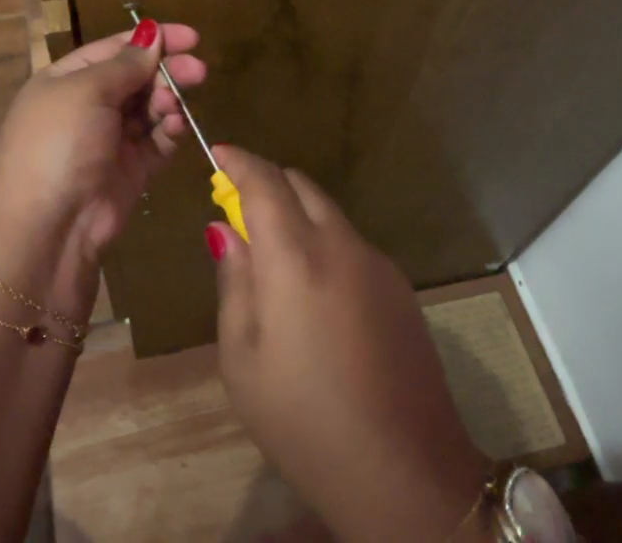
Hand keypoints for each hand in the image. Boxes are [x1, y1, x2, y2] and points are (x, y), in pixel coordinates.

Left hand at [0, 18, 206, 260]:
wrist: (47, 228)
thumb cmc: (57, 144)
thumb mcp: (86, 92)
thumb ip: (124, 63)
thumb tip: (151, 33)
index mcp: (66, 80)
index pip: (114, 49)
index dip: (151, 39)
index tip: (191, 36)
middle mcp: (87, 107)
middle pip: (137, 77)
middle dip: (167, 70)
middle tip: (198, 71)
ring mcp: (110, 140)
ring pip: (150, 108)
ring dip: (167, 101)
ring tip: (173, 108)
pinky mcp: (131, 170)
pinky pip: (157, 141)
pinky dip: (169, 131)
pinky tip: (175, 128)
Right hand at [210, 147, 491, 542]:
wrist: (403, 469)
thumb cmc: (303, 419)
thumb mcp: (243, 358)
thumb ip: (235, 282)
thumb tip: (226, 231)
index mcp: (297, 259)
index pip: (265, 183)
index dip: (239, 162)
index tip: (217, 154)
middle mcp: (342, 246)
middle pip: (303, 186)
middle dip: (268, 183)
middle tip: (238, 209)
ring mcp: (379, 265)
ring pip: (331, 214)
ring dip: (298, 214)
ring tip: (273, 258)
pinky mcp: (401, 289)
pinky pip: (353, 245)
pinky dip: (324, 243)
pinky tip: (315, 293)